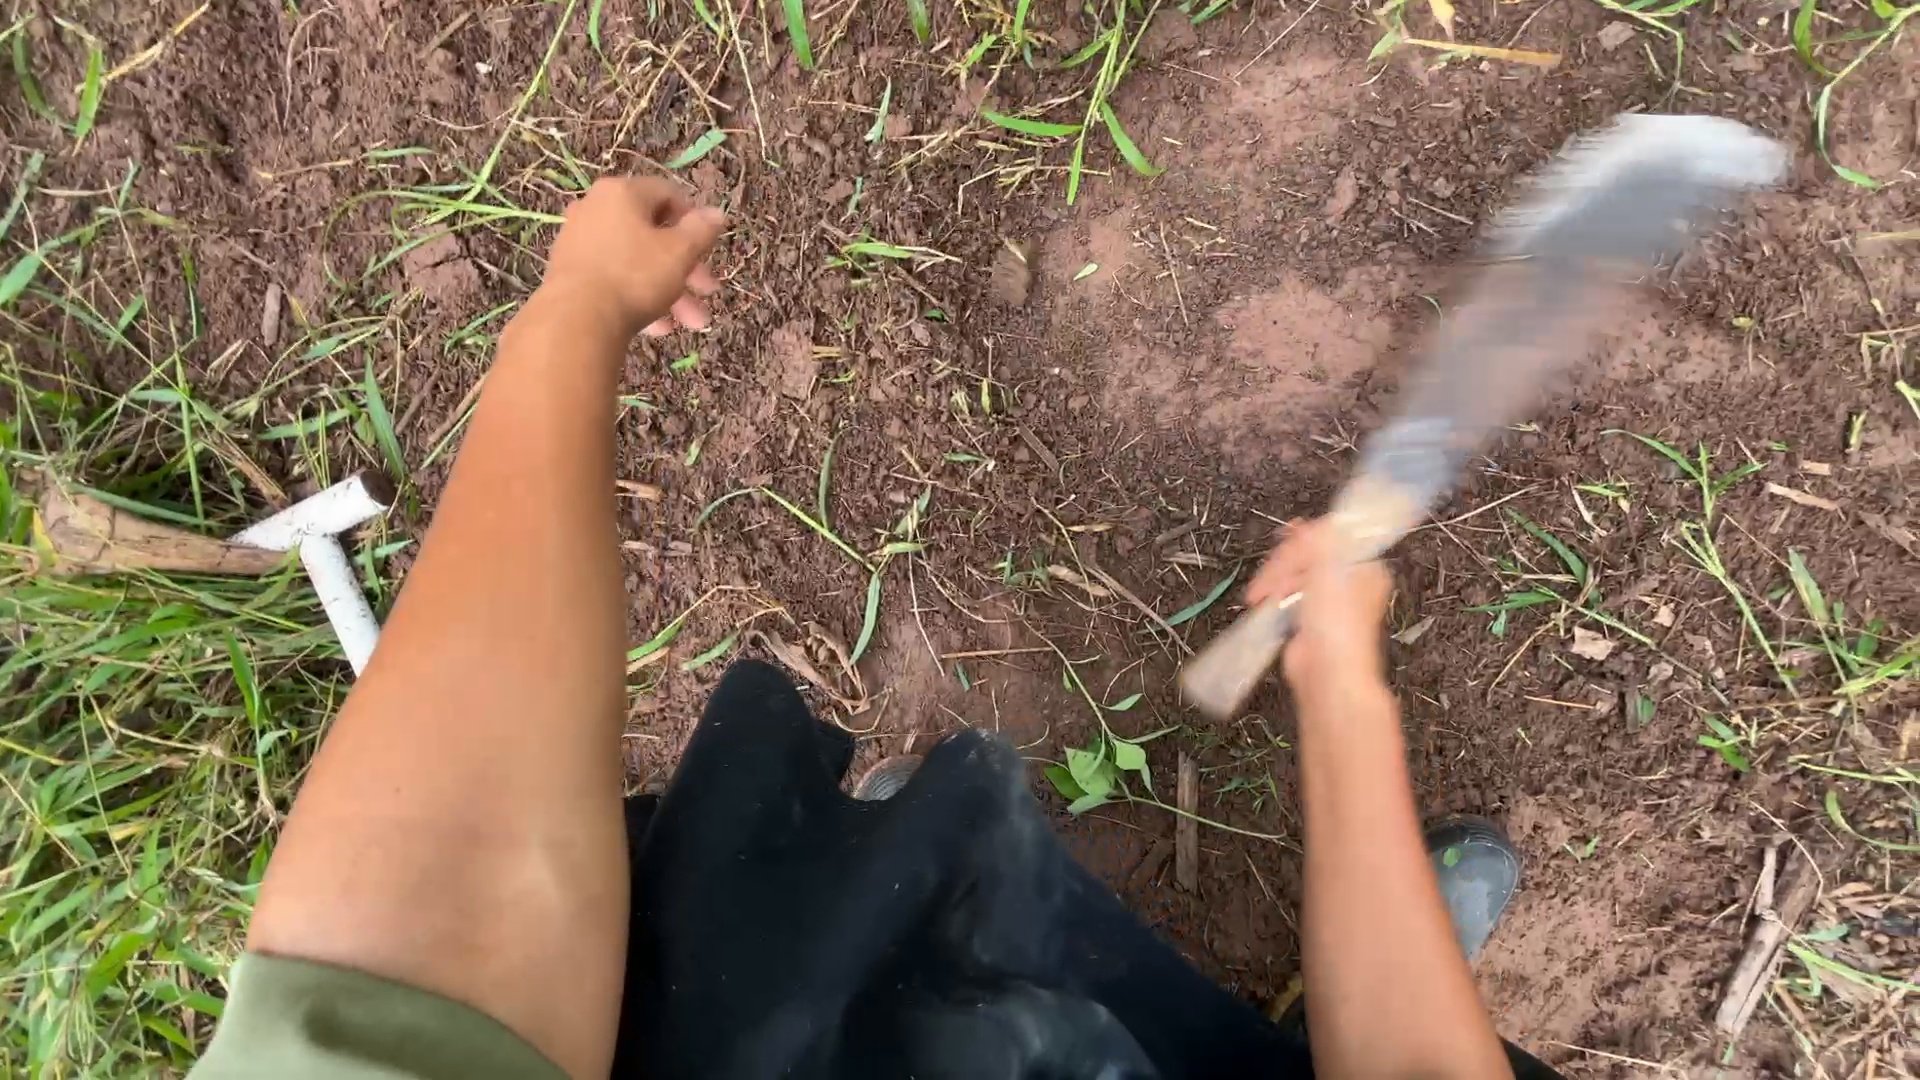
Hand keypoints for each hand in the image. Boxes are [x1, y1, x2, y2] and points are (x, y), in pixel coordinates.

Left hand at [541, 176, 726, 339]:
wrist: (578, 317)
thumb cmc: (635, 276)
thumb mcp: (680, 253)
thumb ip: (701, 231)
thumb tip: (717, 213)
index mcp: (623, 194)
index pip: (668, 194)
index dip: (694, 220)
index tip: (709, 248)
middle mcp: (597, 208)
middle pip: (654, 234)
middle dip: (687, 269)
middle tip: (707, 292)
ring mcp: (580, 239)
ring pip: (637, 261)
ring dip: (670, 291)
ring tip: (689, 323)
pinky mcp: (571, 270)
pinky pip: (615, 278)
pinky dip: (639, 297)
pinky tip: (658, 326)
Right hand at [1246, 518, 1392, 696]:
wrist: (1326, 670)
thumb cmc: (1338, 629)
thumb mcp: (1330, 570)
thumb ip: (1323, 541)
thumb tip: (1317, 522)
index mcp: (1361, 568)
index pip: (1330, 538)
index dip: (1305, 539)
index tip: (1286, 540)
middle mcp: (1346, 583)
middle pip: (1307, 557)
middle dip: (1283, 564)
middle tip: (1270, 573)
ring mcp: (1326, 601)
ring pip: (1293, 576)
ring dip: (1274, 581)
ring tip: (1263, 593)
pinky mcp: (1306, 617)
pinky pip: (1285, 596)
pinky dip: (1273, 596)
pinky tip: (1264, 601)